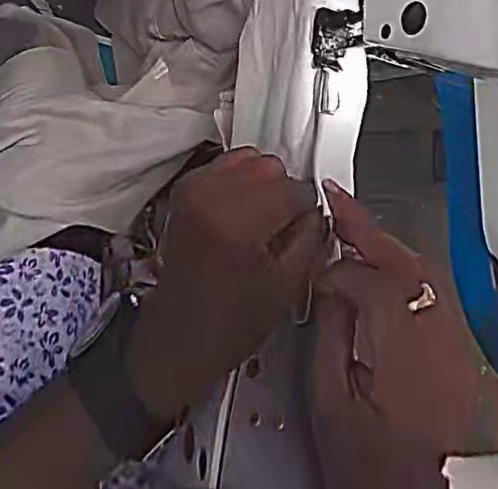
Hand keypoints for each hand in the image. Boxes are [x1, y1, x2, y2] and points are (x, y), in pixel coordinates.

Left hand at [127, 148, 328, 419]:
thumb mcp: (286, 287)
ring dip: (263, 183)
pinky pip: (227, 163)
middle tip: (283, 226)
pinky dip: (241, 179)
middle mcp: (211, 198)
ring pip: (250, 159)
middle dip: (285, 194)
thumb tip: (318, 211)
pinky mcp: (185, 189)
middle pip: (272, 168)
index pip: (294, 190)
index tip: (306, 225)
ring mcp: (195, 190)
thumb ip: (312, 237)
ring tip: (261, 219)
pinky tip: (243, 210)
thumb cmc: (226, 325)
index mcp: (238, 223)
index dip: (308, 210)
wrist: (179, 338)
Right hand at [310, 182, 497, 488]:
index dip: (339, 269)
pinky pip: (431, 288)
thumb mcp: (331, 405)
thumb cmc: (378, 471)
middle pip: (404, 262)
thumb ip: (328, 335)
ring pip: (422, 269)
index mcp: (405, 355)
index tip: (317, 272)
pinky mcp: (459, 350)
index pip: (373, 282)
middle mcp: (439, 341)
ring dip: (385, 241)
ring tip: (352, 223)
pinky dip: (402, 264)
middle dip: (366, 226)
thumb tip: (328, 289)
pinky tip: (380, 260)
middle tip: (336, 200)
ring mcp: (454, 344)